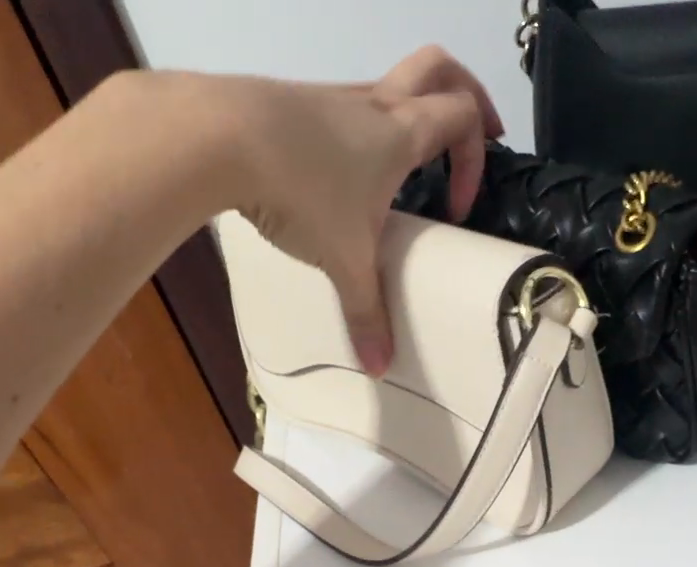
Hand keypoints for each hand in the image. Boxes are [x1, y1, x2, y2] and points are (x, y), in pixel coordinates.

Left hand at [220, 47, 503, 375]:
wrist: (217, 136)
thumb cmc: (302, 191)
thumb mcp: (344, 261)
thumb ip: (366, 313)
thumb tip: (380, 369)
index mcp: (401, 133)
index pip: (464, 117)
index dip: (474, 159)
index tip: (456, 207)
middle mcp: (374, 104)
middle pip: (439, 68)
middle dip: (467, 94)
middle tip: (479, 133)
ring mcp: (332, 97)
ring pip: (389, 84)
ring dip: (410, 116)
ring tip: (406, 170)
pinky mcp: (294, 102)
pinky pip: (346, 105)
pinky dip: (363, 129)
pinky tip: (343, 173)